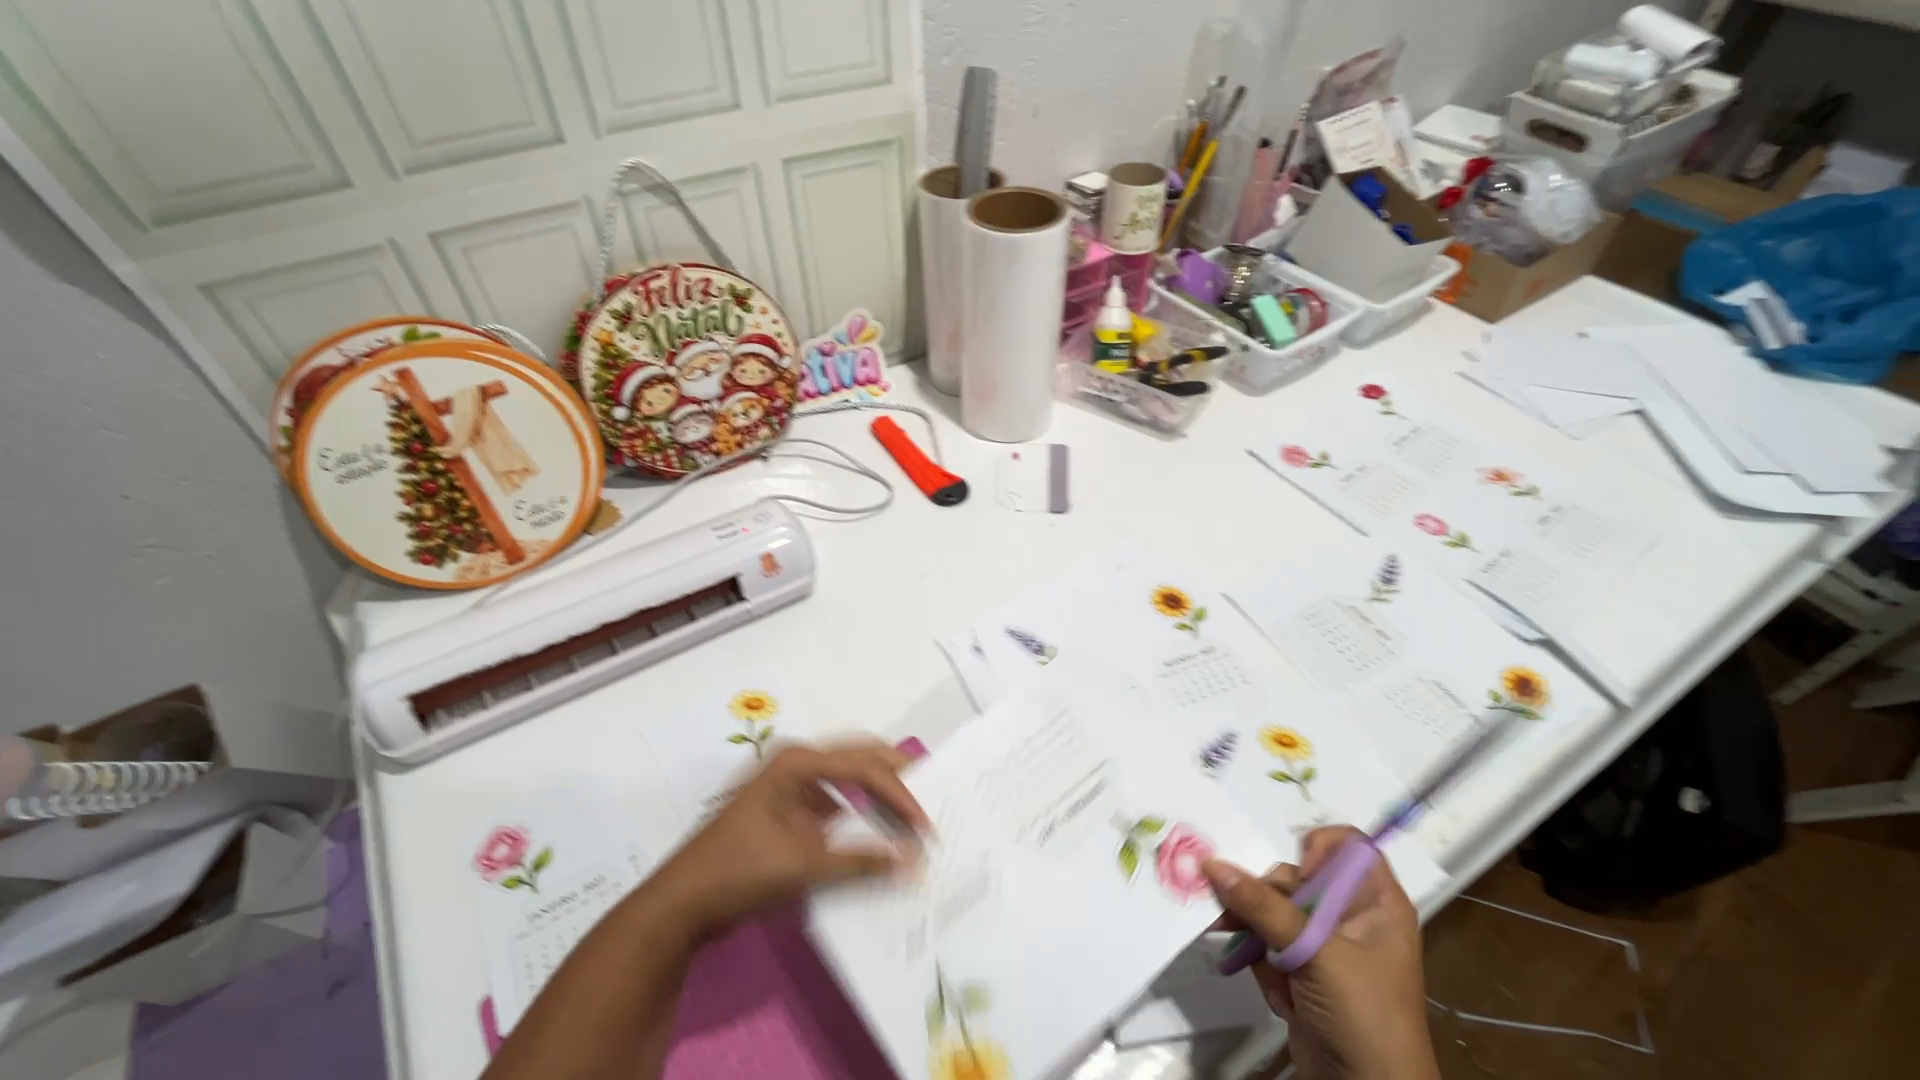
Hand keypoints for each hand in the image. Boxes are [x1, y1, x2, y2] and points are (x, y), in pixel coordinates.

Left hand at [649, 740, 927, 934]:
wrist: (682, 904)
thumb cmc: (740, 871)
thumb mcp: (805, 866)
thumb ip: (863, 861)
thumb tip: (913, 862)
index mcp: (797, 762)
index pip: (864, 768)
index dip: (901, 795)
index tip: (927, 827)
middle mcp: (796, 764)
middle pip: (859, 759)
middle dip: (896, 777)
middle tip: (934, 796)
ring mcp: (790, 787)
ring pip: (848, 778)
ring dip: (880, 795)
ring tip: (912, 816)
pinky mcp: (788, 811)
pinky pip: (835, 802)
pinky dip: (861, 815)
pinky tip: (879, 836)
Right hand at [1203, 827, 1438, 1079]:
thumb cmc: (1363, 1015)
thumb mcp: (1315, 954)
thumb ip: (1263, 907)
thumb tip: (1211, 865)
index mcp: (1376, 903)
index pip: (1346, 847)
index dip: (1317, 849)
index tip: (1297, 875)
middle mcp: (1351, 917)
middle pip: (1298, 877)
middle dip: (1265, 893)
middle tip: (1238, 909)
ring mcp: (1324, 945)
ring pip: (1274, 909)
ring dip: (1251, 924)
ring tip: (1227, 935)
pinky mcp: (1302, 971)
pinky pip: (1267, 942)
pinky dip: (1257, 957)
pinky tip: (1268, 984)